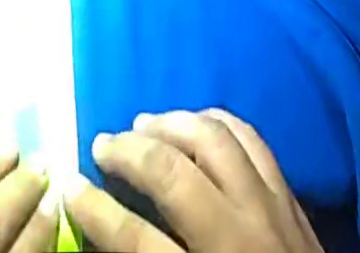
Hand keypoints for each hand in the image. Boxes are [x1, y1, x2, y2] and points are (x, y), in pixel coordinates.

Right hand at [64, 110, 324, 252]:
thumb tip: (110, 233)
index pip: (139, 243)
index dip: (97, 213)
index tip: (69, 187)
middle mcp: (239, 233)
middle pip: (176, 173)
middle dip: (132, 153)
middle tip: (102, 142)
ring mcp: (269, 204)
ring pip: (215, 140)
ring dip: (174, 124)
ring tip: (143, 123)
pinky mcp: (289, 192)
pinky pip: (251, 138)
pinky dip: (218, 121)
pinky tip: (197, 119)